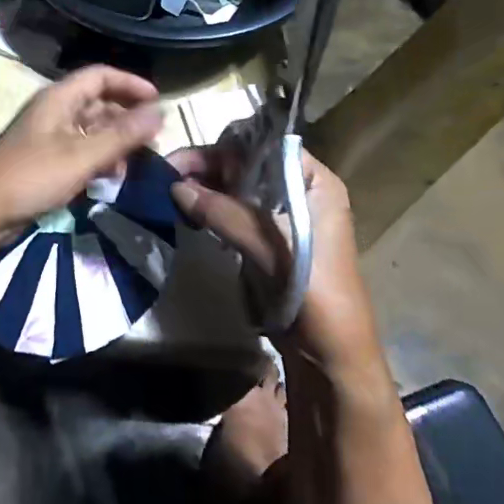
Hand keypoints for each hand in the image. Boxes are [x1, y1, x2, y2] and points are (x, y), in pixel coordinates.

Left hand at [0, 65, 162, 246]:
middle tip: (153, 138)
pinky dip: (100, 158)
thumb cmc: (31, 177)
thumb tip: (161, 112)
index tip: (158, 100)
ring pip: (91, 129)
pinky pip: (80, 150)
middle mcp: (54, 110)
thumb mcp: (83, 156)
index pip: (101, 75)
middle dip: (128, 117)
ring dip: (116, 141)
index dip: (131, 83)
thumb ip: (123, 135)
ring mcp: (47, 136)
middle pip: (98, 102)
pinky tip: (112, 178)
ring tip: (137, 162)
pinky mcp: (44, 160)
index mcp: (59, 98)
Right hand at [167, 137, 382, 369]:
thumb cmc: (316, 295)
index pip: (265, 144)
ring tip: (173, 192)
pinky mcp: (272, 238)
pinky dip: (216, 208)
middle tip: (169, 176)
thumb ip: (226, 214)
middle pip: (249, 163)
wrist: (333, 358)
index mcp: (314, 180)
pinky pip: (239, 211)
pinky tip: (192, 212)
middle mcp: (302, 189)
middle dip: (210, 166)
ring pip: (240, 187)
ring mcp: (287, 215)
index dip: (225, 147)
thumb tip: (177, 187)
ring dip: (209, 186)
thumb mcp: (272, 249)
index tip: (186, 160)